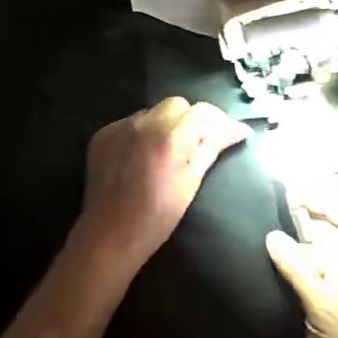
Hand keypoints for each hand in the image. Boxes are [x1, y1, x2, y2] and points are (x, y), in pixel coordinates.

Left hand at [70, 97, 251, 272]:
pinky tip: (142, 156)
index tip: (231, 134)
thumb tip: (236, 131)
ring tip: (167, 152)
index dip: (220, 121)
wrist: (110, 233)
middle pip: (176, 105)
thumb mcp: (191, 183)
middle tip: (197, 143)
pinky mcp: (102, 135)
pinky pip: (129, 124)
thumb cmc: (157, 216)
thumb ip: (210, 149)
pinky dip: (141, 134)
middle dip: (190, 119)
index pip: (202, 111)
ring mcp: (118, 127)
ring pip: (151, 112)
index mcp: (169, 136)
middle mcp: (142, 123)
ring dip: (164, 125)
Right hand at [265, 208, 337, 337]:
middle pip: (328, 235)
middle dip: (301, 218)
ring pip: (315, 257)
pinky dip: (288, 268)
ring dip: (292, 244)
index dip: (323, 200)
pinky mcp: (326, 311)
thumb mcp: (326, 311)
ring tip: (260, 231)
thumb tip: (272, 236)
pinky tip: (266, 264)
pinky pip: (306, 279)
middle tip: (266, 207)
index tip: (289, 190)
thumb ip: (299, 270)